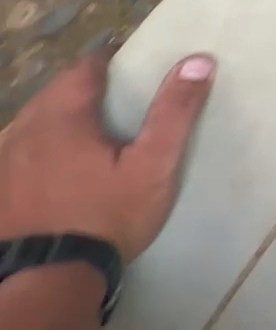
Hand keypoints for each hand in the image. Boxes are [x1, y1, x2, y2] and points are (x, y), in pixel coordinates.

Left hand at [0, 51, 215, 259]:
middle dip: (81, 86)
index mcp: (61, 123)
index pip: (80, 72)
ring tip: (87, 123)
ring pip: (27, 124)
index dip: (106, 59)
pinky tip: (54, 160)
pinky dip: (36, 143)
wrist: (47, 277)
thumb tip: (197, 60)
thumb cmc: (108, 213)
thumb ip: (174, 111)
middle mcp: (20, 138)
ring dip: (55, 115)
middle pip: (50, 96)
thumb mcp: (155, 163)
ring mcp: (1, 168)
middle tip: (116, 90)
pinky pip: (14, 152)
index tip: (131, 57)